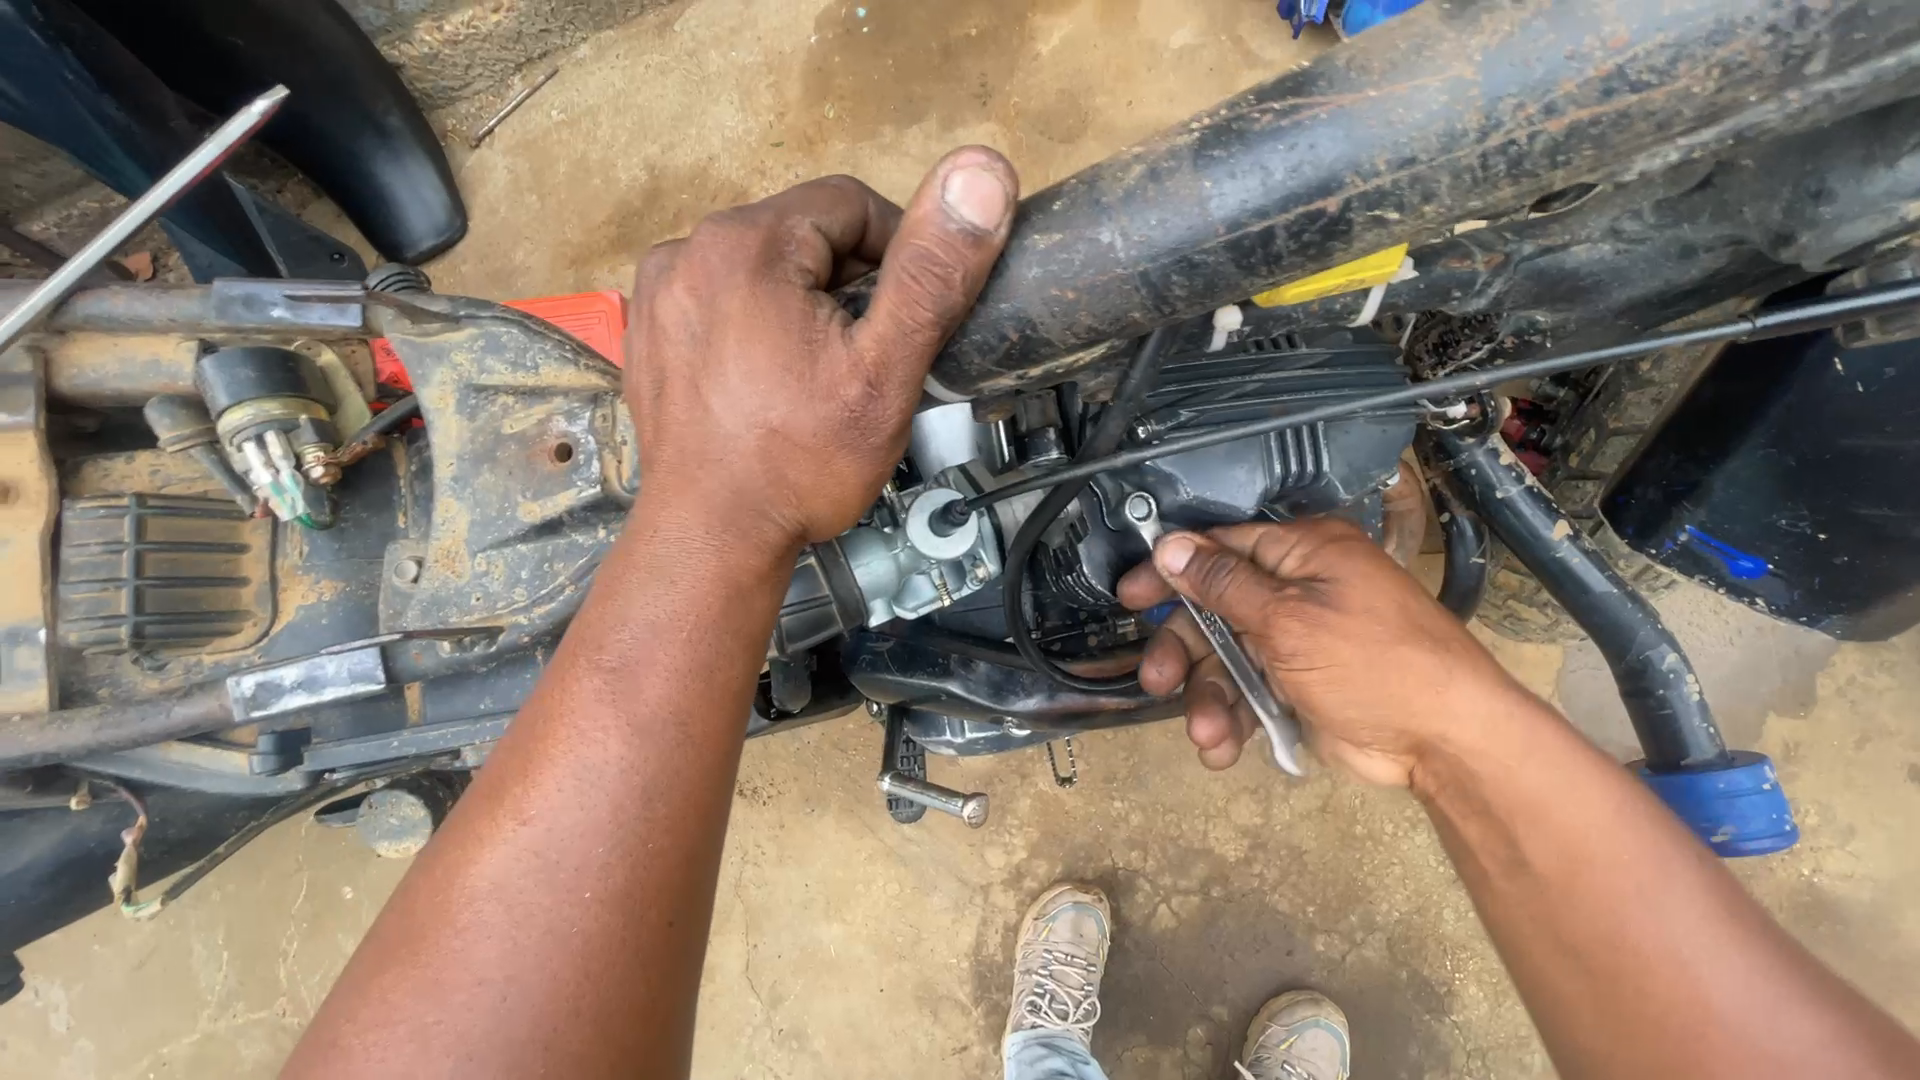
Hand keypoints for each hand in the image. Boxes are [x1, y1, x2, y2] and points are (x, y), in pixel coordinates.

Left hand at [624, 147, 1017, 550]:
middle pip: (803, 236)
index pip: (852, 204)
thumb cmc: (800, 463)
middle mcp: (687, 251)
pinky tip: (769, 385)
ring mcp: (659, 295)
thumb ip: (931, 275)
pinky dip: (755, 327)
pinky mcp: (649, 334)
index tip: (909, 317)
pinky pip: (721, 303)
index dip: (898, 254)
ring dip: (803, 306)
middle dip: (849, 286)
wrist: (713, 538)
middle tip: (869, 360)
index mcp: (747, 244)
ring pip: (763, 270)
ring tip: (820, 379)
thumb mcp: (884, 372)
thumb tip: (982, 175)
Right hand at [1116, 518, 1531, 784]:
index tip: (1132, 597)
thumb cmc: (1373, 663)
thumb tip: (1171, 545)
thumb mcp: (1289, 619)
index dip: (1171, 572)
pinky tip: (1224, 748)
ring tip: (1208, 734)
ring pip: (1226, 658)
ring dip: (1209, 697)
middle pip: (1213, 609)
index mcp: (1302, 553)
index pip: (1219, 548)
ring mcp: (1296, 638)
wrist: (1447, 743)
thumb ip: (1223, 584)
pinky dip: (1232, 718)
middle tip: (1155, 679)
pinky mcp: (1297, 683)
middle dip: (1185, 651)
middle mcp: (1296, 588)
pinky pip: (1248, 692)